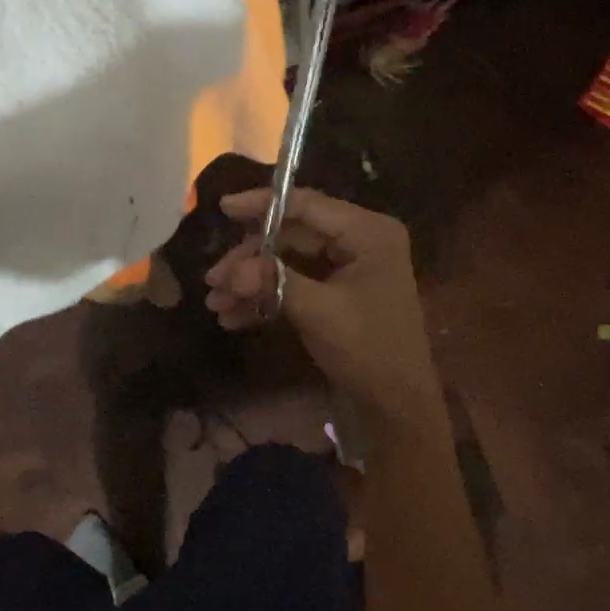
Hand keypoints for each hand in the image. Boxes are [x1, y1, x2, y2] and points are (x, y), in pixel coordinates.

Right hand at [205, 188, 445, 421]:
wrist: (396, 406)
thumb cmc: (369, 349)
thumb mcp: (320, 311)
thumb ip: (274, 282)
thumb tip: (231, 273)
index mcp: (368, 232)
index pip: (307, 205)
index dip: (262, 204)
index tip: (222, 208)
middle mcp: (359, 242)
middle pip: (291, 235)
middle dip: (250, 259)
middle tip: (213, 281)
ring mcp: (347, 269)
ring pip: (287, 261)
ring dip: (251, 282)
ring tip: (216, 305)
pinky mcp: (335, 295)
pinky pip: (293, 284)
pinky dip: (265, 298)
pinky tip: (234, 318)